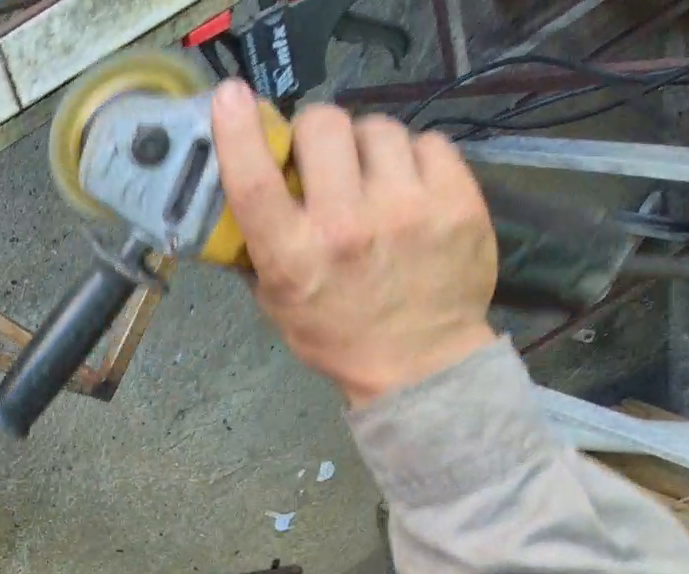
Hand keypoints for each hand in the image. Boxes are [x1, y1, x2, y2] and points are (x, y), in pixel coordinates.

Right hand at [211, 81, 499, 407]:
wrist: (416, 360)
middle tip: (317, 152)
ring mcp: (408, 208)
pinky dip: (409, 157)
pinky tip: (404, 185)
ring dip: (364, 144)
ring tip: (367, 175)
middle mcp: (347, 225)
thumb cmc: (332, 334)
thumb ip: (259, 247)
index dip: (237, 133)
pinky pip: (427, 142)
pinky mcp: (457, 199)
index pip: (255, 182)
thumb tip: (244, 193)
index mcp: (293, 256)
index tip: (230, 98)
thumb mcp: (275, 301)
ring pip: (378, 128)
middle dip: (315, 130)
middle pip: (325, 127)